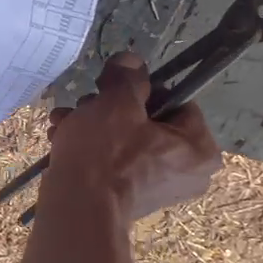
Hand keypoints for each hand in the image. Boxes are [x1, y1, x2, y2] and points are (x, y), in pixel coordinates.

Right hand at [44, 52, 221, 220]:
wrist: (81, 203)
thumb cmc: (104, 152)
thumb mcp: (113, 107)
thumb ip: (127, 81)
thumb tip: (132, 59)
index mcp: (199, 147)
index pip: (176, 103)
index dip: (137, 91)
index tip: (104, 91)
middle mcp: (193, 169)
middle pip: (147, 121)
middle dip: (105, 111)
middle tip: (78, 110)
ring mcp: (165, 185)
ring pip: (127, 140)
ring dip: (91, 127)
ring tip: (63, 127)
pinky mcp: (138, 194)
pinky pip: (119, 160)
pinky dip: (93, 149)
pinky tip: (66, 145)